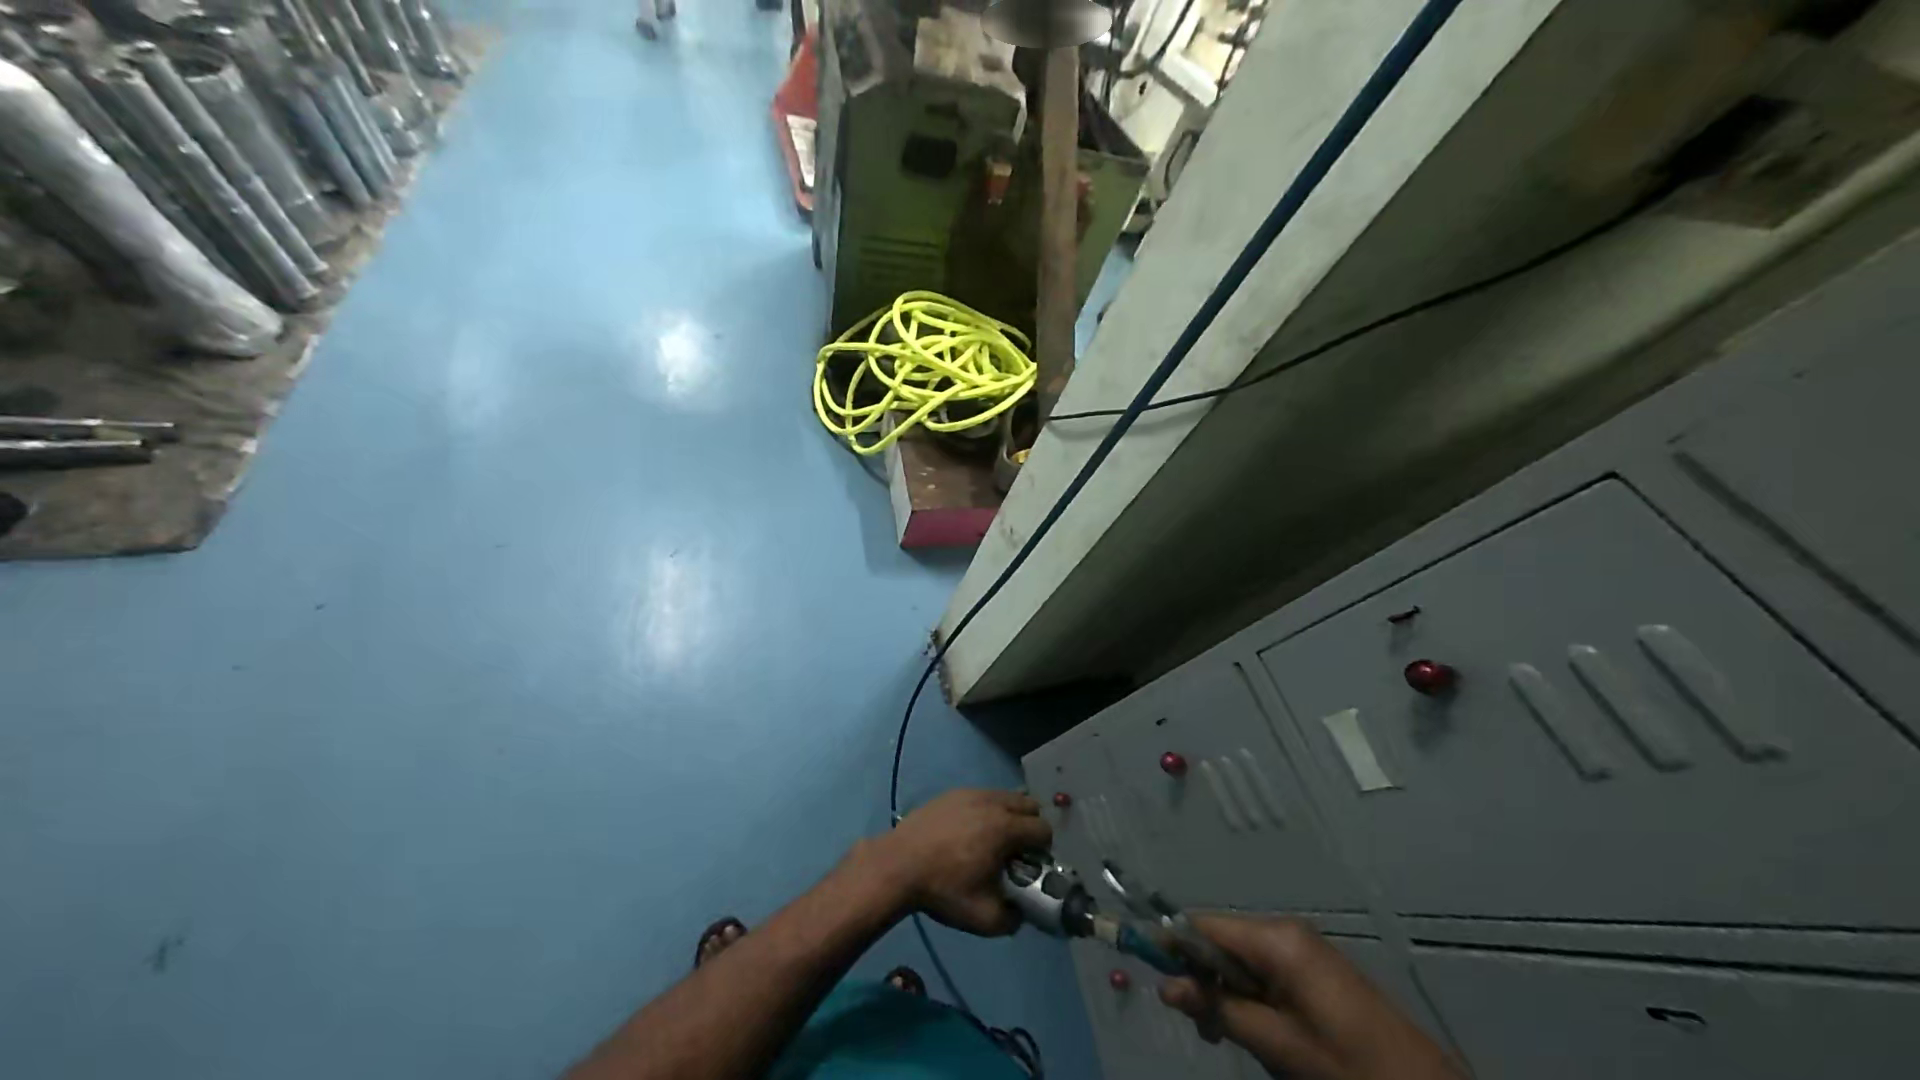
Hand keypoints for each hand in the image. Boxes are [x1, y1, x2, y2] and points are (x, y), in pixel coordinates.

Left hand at [862, 789, 1050, 936]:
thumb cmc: (944, 889)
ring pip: (1005, 796)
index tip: (1031, 864)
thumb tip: (1019, 912)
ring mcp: (970, 793)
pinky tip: (968, 832)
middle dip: (1030, 826)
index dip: (1044, 849)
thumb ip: (1012, 919)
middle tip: (1016, 851)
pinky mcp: (951, 793)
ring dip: (1009, 815)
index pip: (1043, 829)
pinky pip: (982, 796)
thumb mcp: (984, 918)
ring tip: (992, 841)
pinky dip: (985, 809)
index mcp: (1005, 828)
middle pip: (1029, 805)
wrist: (897, 866)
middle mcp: (992, 802)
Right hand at [1160, 916, 1463, 1079]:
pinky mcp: (1312, 965)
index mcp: (1276, 939)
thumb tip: (1165, 987)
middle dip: (1202, 978)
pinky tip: (1256, 1028)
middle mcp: (1285, 930)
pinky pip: (1263, 968)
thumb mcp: (1278, 1044)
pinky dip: (1249, 993)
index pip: (1204, 926)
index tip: (1151, 974)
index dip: (1173, 946)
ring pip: (1239, 957)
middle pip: (1220, 940)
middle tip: (1204, 1029)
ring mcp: (1301, 946)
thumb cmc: (1347, 1065)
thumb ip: (1220, 1010)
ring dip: (1225, 991)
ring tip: (1228, 1035)